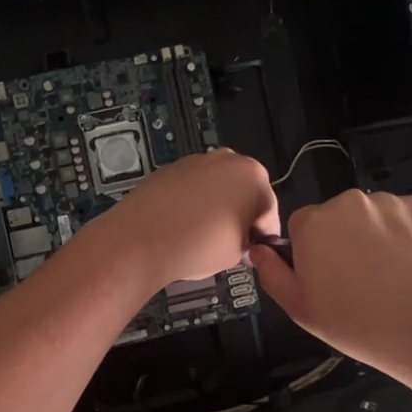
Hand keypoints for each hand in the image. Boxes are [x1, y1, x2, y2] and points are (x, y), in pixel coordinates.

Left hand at [86, 150, 279, 287]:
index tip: (254, 251)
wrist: (141, 238)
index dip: (263, 236)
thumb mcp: (237, 252)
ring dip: (217, 203)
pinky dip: (193, 200)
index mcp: (253, 176)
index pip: (269, 211)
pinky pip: (192, 186)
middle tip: (230, 241)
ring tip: (203, 232)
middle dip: (241, 213)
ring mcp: (197, 160)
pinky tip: (182, 222)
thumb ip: (247, 240)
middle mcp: (228, 159)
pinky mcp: (170, 167)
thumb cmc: (200, 246)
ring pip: (217, 185)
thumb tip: (240, 238)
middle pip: (244, 190)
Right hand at [248, 190, 411, 380]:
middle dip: (343, 240)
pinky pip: (405, 217)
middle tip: (359, 281)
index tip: (328, 279)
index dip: (312, 253)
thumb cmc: (361, 326)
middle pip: (337, 217)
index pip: (301, 227)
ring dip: (375, 237)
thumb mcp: (302, 310)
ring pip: (372, 216)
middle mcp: (349, 202)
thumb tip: (259, 249)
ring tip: (391, 277)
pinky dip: (406, 236)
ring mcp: (390, 203)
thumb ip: (272, 274)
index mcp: (313, 224)